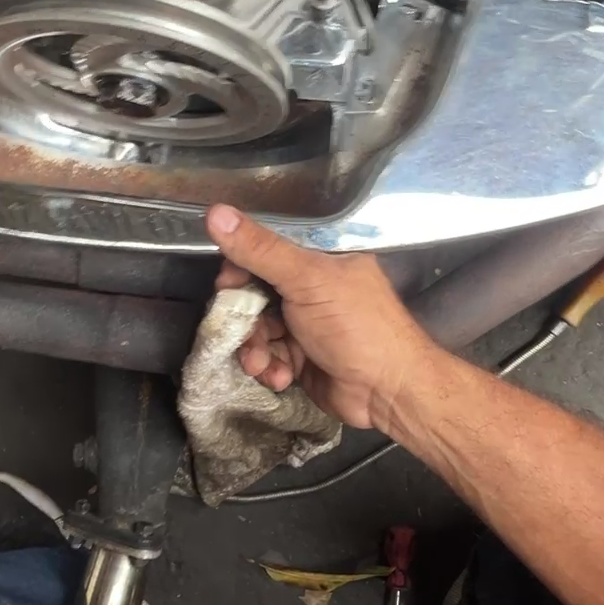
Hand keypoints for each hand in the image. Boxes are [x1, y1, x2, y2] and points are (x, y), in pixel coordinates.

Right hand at [206, 204, 436, 429]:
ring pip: (258, 328)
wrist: (387, 391)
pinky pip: (270, 355)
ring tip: (261, 364)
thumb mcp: (307, 280)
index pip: (266, 251)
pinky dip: (269, 367)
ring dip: (254, 348)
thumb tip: (216, 213)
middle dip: (242, 317)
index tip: (227, 285)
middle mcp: (312, 287)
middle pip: (255, 293)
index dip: (240, 267)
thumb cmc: (355, 326)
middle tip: (236, 330)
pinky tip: (281, 376)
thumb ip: (260, 250)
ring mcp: (306, 323)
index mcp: (321, 259)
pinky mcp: (302, 356)